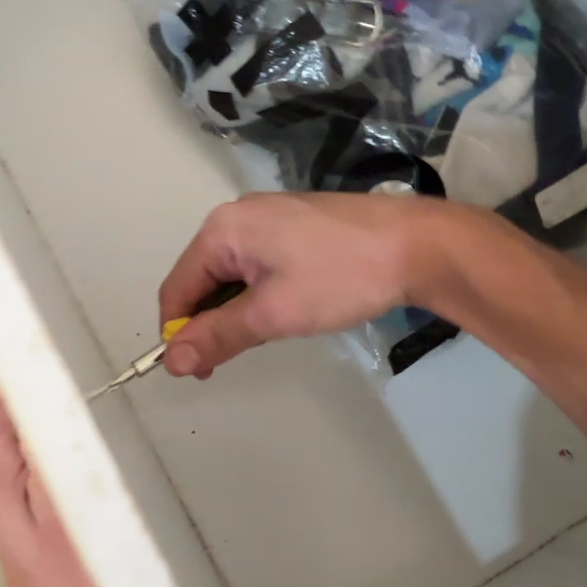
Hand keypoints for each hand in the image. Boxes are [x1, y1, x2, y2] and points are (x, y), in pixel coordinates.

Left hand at [0, 359, 113, 586]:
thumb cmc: (70, 586)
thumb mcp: (63, 512)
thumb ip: (50, 447)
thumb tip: (43, 383)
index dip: (15, 348)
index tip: (61, 332)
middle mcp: (1, 455)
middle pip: (14, 383)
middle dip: (48, 363)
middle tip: (102, 359)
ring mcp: (24, 470)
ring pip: (38, 405)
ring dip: (67, 391)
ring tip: (114, 385)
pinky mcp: (47, 483)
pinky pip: (57, 431)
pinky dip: (78, 418)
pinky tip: (113, 422)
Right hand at [158, 192, 456, 375]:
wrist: (416, 245)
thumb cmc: (340, 276)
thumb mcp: (272, 314)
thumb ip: (217, 336)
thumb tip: (170, 360)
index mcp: (222, 230)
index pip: (176, 289)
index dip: (179, 333)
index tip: (197, 370)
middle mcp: (237, 216)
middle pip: (202, 281)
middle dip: (211, 323)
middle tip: (236, 358)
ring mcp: (268, 217)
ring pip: (231, 276)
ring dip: (238, 311)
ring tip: (271, 332)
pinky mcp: (293, 225)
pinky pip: (257, 265)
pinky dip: (260, 294)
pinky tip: (287, 309)